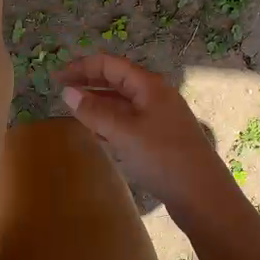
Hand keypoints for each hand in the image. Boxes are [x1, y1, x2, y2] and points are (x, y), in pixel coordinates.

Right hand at [55, 53, 231, 209]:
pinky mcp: (160, 138)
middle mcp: (155, 95)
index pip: (110, 64)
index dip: (82, 66)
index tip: (56, 76)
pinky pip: (129, 121)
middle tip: (60, 90)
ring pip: (122, 102)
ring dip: (98, 103)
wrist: (202, 195)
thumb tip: (68, 92)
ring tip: (73, 110)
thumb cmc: (162, 157)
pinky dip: (110, 122)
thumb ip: (94, 112)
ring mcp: (159, 117)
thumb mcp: (123, 132)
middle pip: (116, 80)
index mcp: (149, 85)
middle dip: (88, 83)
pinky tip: (96, 133)